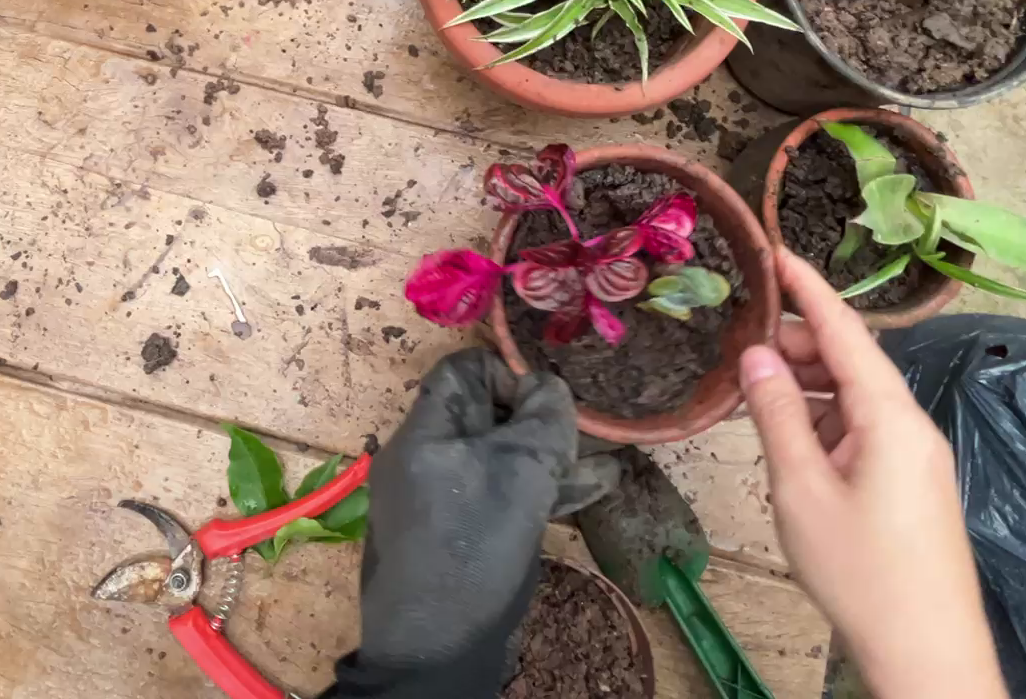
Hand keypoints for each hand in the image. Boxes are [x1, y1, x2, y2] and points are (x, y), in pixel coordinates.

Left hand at [327, 350, 606, 697]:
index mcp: (426, 429)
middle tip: (579, 438)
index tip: (544, 406)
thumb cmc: (472, 549)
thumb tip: (550, 387)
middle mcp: (426, 454)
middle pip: (484, 413)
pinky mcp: (454, 532)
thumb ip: (541, 422)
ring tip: (599, 462)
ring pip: (496, 455)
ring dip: (546, 456)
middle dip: (535, 419)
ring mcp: (438, 495)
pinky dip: (537, 489)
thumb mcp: (519, 475)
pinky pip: (497, 493)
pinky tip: (590, 490)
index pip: (462, 369)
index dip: (506, 374)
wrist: (435, 655)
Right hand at [740, 251, 1005, 698]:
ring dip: (803, 379)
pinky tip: (783, 426)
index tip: (774, 250)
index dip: (808, 287)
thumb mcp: (800, 486)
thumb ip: (776, 413)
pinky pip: (856, 423)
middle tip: (738, 339)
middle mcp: (908, 424)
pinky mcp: (904, 479)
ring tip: (752, 384)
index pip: (846, 331)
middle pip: (850, 358)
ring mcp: (911, 454)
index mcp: (889, 417)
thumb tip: (755, 354)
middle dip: (795, 339)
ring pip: (851, 392)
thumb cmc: (861, 569)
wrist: (927, 655)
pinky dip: (817, 411)